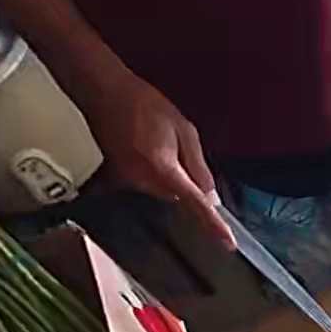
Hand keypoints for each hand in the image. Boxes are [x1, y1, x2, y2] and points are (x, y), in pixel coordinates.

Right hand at [78, 70, 233, 248]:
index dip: (214, 225)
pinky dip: (158, 174)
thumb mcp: (185, 131)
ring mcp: (131, 182)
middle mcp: (145, 181)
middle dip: (188, 182)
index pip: (196, 204)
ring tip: (157, 144)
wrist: (103, 89)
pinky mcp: (122, 180)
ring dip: (172, 176)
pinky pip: (152, 186)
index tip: (228, 242)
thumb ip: (200, 168)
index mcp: (164, 169)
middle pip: (182, 198)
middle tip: (177, 151)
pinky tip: (149, 149)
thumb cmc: (143, 104)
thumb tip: (211, 197)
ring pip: (168, 193)